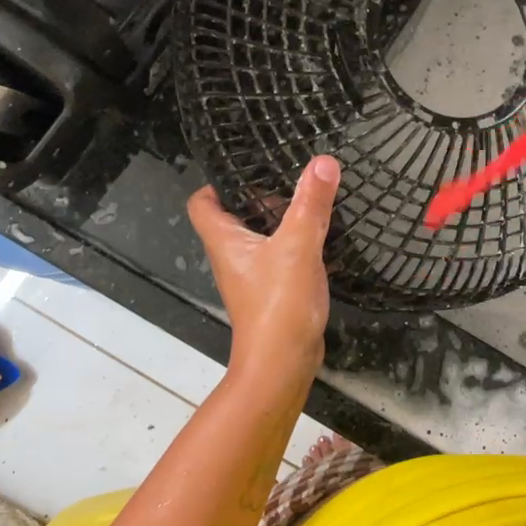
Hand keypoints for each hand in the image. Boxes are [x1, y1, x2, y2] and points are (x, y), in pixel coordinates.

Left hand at [187, 156, 339, 385]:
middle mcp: (232, 256)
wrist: (282, 364)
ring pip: (261, 237)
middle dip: (262, 197)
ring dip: (283, 221)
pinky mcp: (273, 291)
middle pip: (236, 216)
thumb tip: (323, 161)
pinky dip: (297, 245)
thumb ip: (311, 203)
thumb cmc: (279, 302)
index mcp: (225, 240)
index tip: (249, 168)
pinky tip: (323, 238)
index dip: (219, 183)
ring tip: (312, 203)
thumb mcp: (298, 245)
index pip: (202, 203)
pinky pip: (280, 257)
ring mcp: (252, 276)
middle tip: (293, 182)